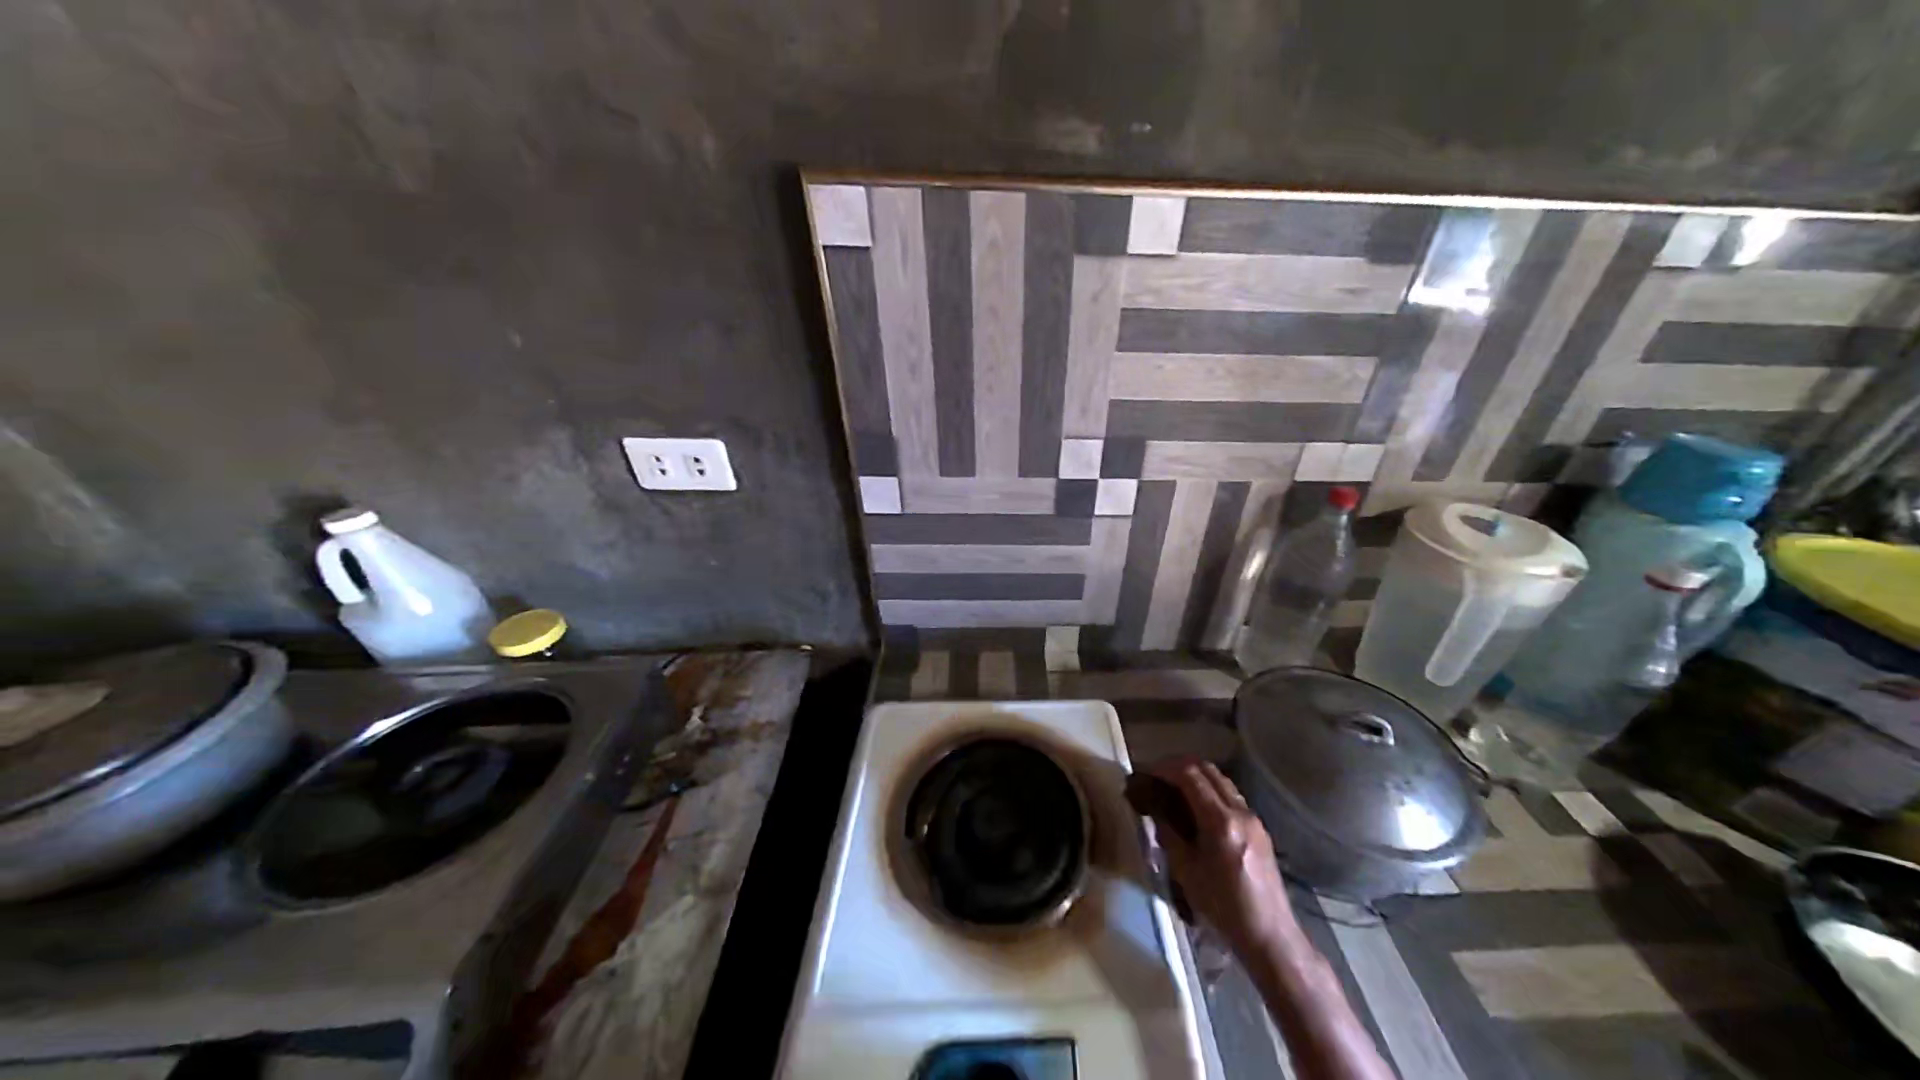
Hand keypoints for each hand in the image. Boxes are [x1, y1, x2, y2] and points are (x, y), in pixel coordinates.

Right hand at [1142, 757, 1301, 953]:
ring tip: (1172, 790)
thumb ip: (1169, 834)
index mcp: (1220, 821)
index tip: (1144, 774)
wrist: (1269, 935)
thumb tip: (1155, 810)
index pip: (1189, 775)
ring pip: (1220, 780)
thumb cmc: (1223, 907)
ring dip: (1195, 776)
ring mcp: (1253, 818)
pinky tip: (1195, 809)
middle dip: (1177, 766)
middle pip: (1207, 769)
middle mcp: (1240, 811)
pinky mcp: (1258, 828)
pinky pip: (1230, 796)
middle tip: (1155, 777)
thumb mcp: (1186, 871)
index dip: (1163, 768)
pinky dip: (1209, 790)